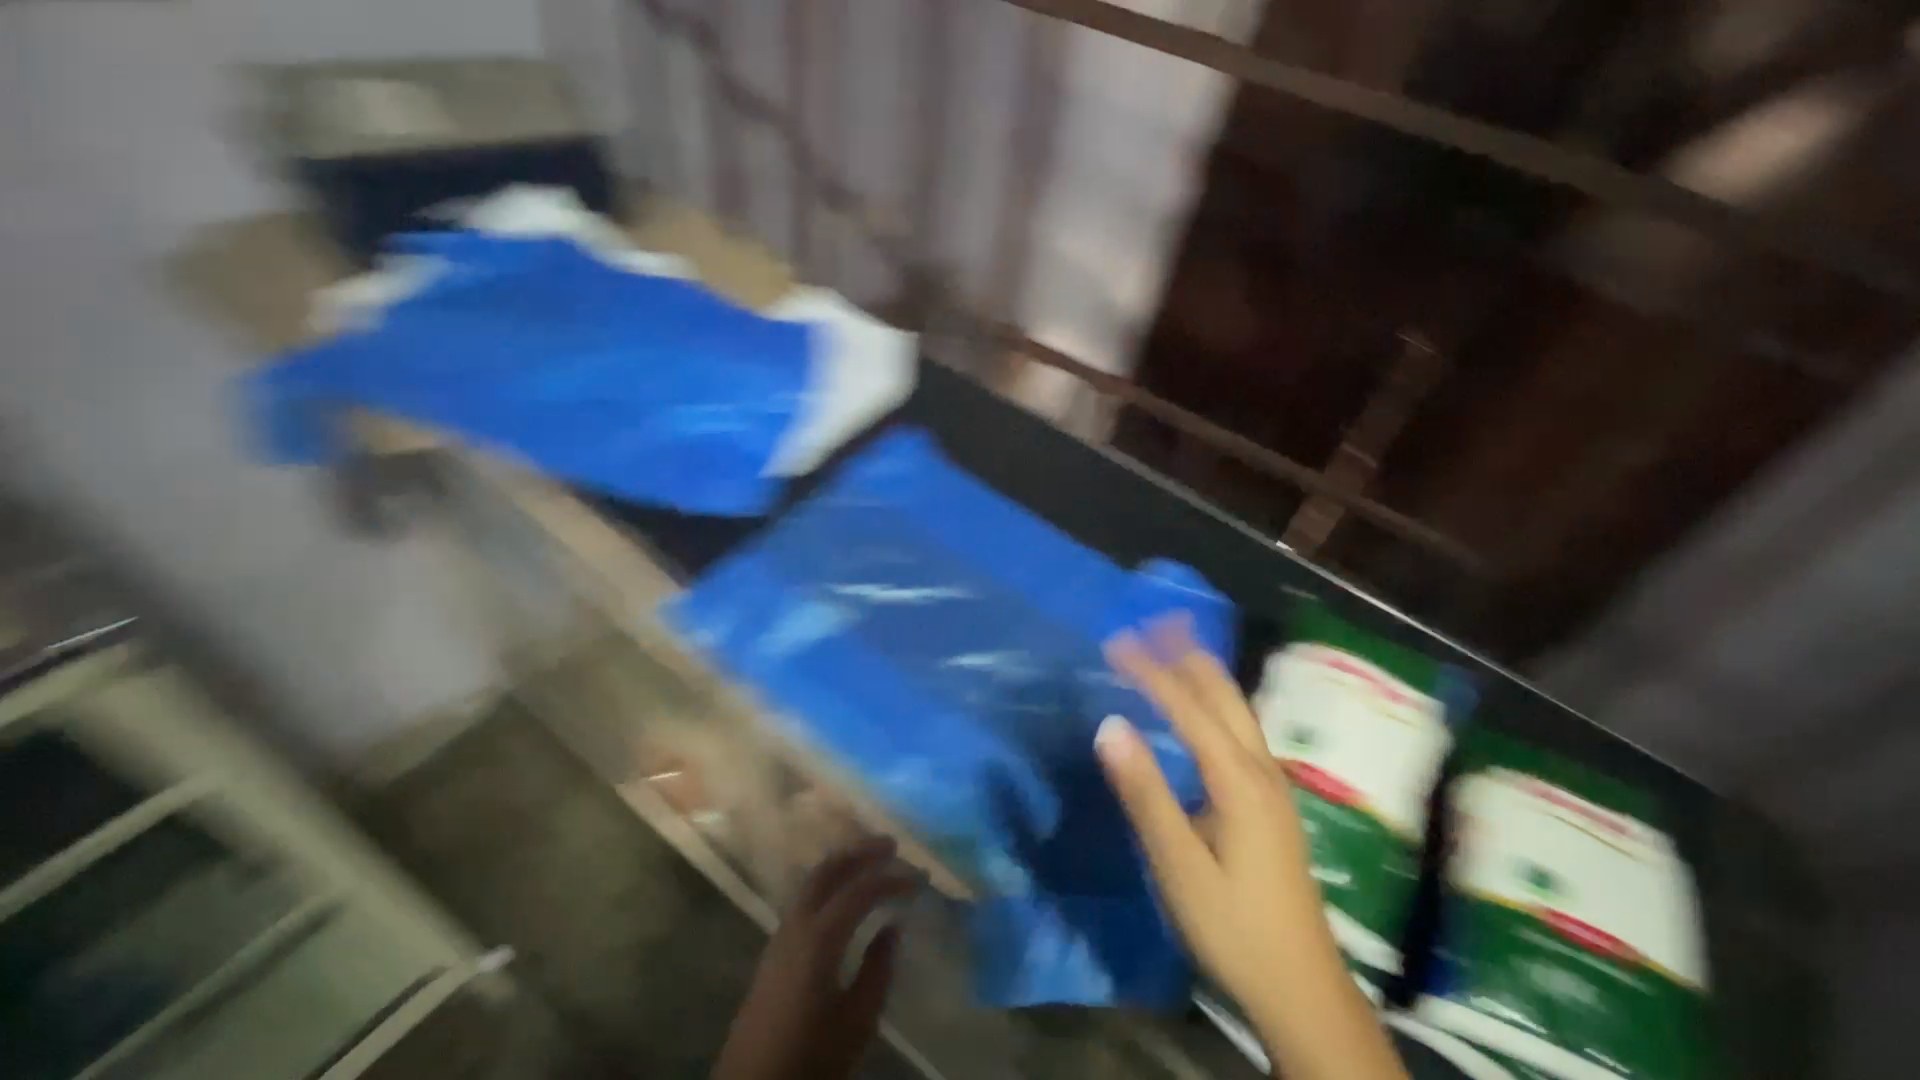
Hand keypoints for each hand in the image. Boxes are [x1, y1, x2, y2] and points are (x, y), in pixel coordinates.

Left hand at [712, 837, 915, 1079]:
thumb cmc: (811, 1058)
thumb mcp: (857, 1021)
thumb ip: (878, 970)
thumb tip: (892, 928)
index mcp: (818, 939)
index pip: (860, 890)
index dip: (892, 878)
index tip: (920, 877)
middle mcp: (795, 927)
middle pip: (827, 871)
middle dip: (859, 852)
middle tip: (892, 845)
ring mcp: (780, 938)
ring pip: (812, 883)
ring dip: (843, 866)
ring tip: (873, 863)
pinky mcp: (775, 953)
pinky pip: (805, 901)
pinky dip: (830, 886)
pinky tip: (847, 898)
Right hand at [1097, 617, 1407, 1079]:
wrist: (1301, 986)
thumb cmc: (1233, 927)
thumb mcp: (1179, 865)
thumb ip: (1146, 794)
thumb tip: (1111, 726)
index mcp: (1238, 780)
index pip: (1188, 707)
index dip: (1150, 670)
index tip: (1115, 639)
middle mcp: (1261, 771)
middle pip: (1223, 696)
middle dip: (1186, 654)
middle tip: (1151, 621)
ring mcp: (1272, 788)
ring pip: (1238, 711)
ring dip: (1204, 673)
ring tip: (1175, 646)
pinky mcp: (1270, 805)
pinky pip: (1240, 731)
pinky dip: (1215, 702)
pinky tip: (1205, 711)